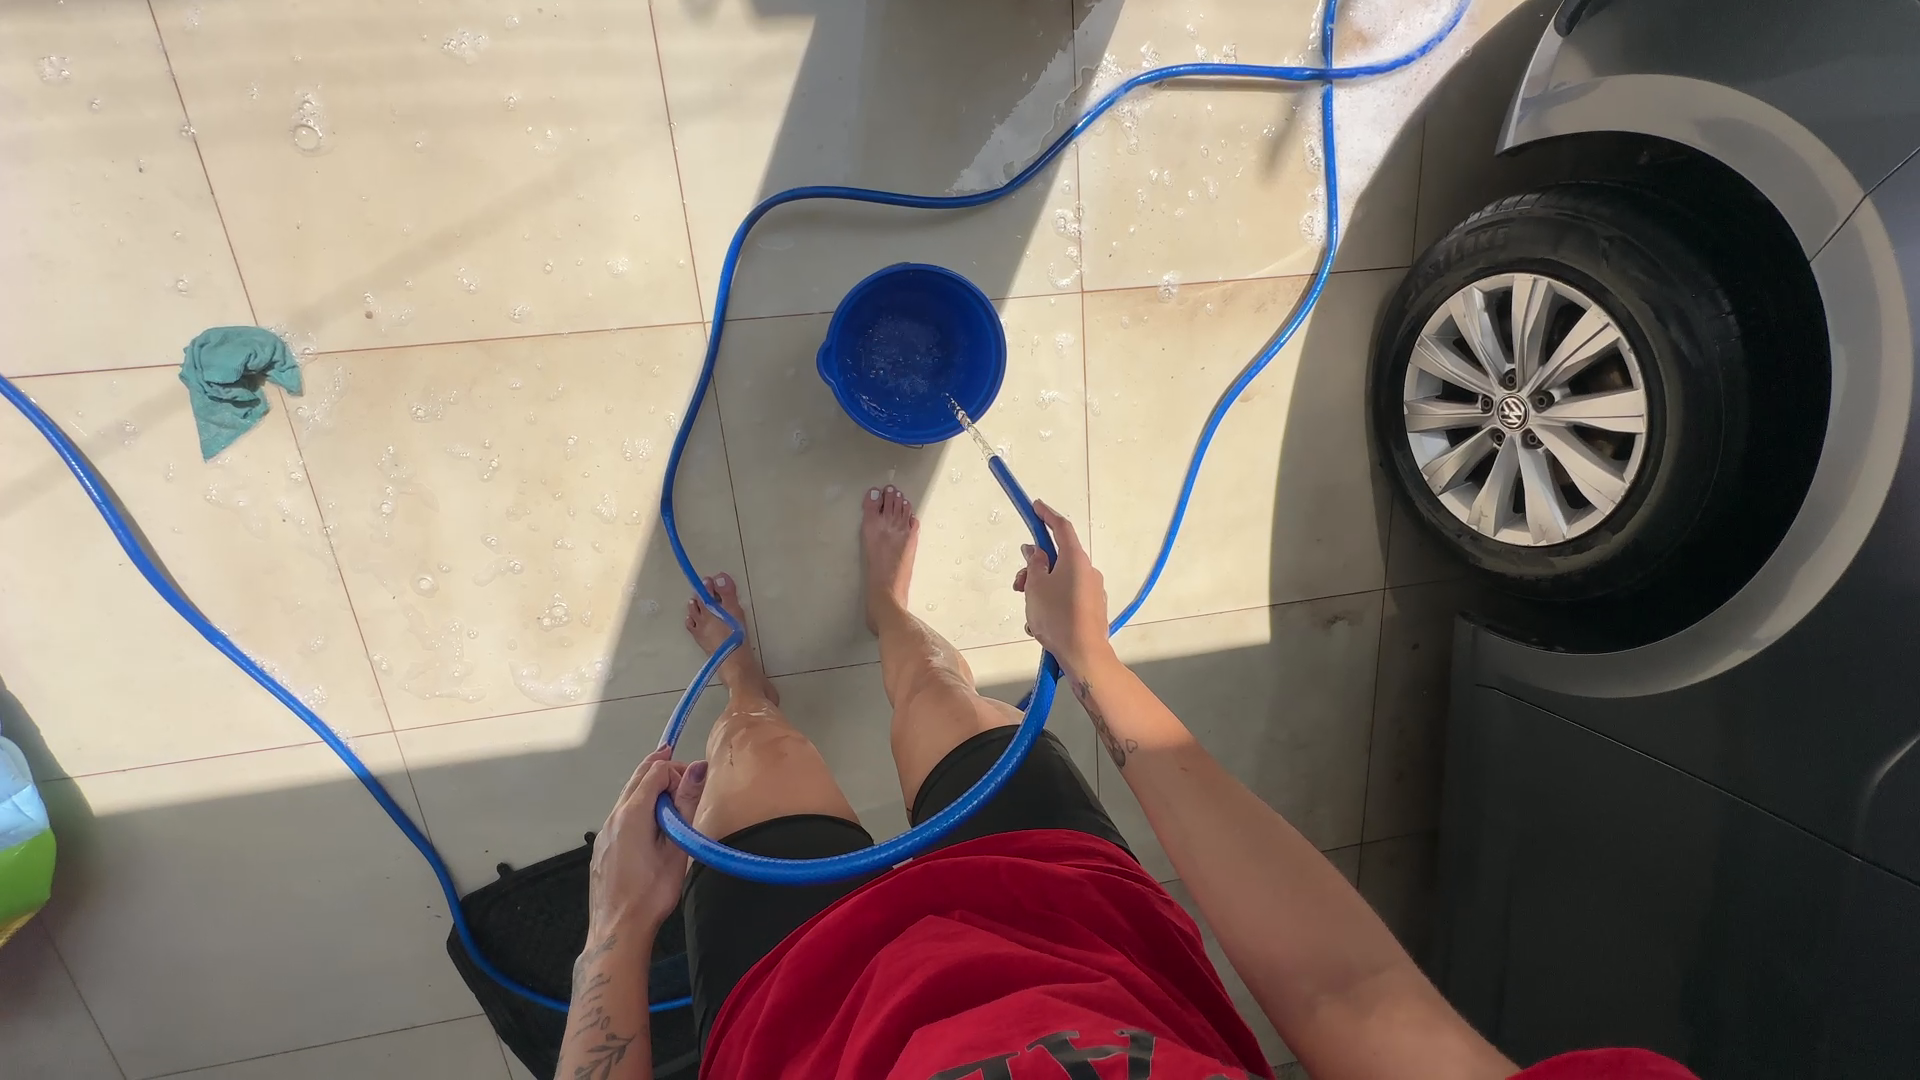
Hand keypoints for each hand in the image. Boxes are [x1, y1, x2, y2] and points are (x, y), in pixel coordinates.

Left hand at [586, 747, 706, 940]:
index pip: (655, 772)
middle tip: (678, 759)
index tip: (694, 783)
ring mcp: (604, 833)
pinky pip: (621, 814)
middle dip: (659, 766)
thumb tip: (698, 767)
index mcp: (632, 814)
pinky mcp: (602, 848)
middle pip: (636, 778)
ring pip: (627, 796)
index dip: (676, 770)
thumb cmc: (652, 891)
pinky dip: (638, 803)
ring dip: (649, 786)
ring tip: (671, 788)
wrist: (618, 931)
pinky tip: (651, 817)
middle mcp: (613, 817)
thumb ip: (686, 804)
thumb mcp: (677, 846)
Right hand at [1012, 500, 1113, 675]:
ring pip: (1060, 582)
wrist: (1083, 654)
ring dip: (1041, 591)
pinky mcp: (1092, 610)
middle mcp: (1088, 571)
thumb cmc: (1057, 616)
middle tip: (1019, 584)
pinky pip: (1067, 600)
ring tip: (1030, 614)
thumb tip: (1034, 550)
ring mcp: (1093, 591)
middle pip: (1058, 559)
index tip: (1035, 507)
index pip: (1061, 527)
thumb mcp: (1036, 586)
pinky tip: (1041, 626)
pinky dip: (1052, 606)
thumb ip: (1034, 565)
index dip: (1046, 515)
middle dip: (1035, 568)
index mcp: (1075, 559)